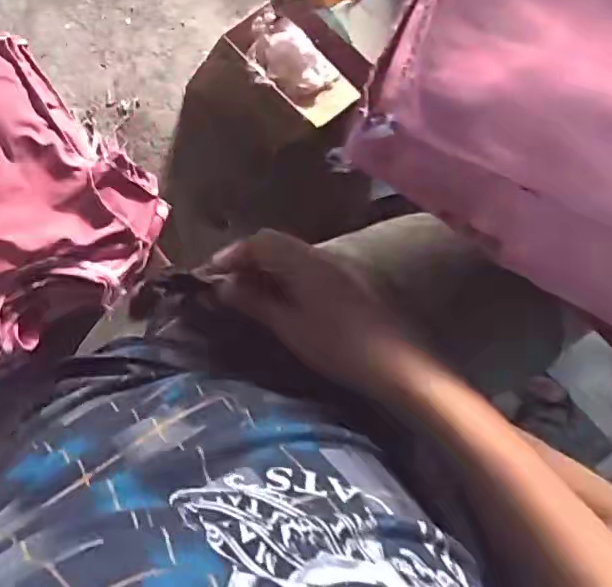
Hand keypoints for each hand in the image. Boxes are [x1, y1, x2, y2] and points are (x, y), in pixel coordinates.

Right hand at [205, 229, 423, 391]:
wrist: (400, 368)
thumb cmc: (339, 347)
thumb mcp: (290, 327)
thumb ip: (254, 302)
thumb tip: (222, 286)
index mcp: (303, 260)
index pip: (258, 242)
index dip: (231, 255)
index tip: (210, 274)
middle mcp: (318, 254)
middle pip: (273, 243)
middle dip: (246, 258)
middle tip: (226, 283)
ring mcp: (335, 266)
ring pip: (289, 254)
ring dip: (264, 266)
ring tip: (246, 292)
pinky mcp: (345, 281)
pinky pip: (304, 266)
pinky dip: (283, 275)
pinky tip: (277, 298)